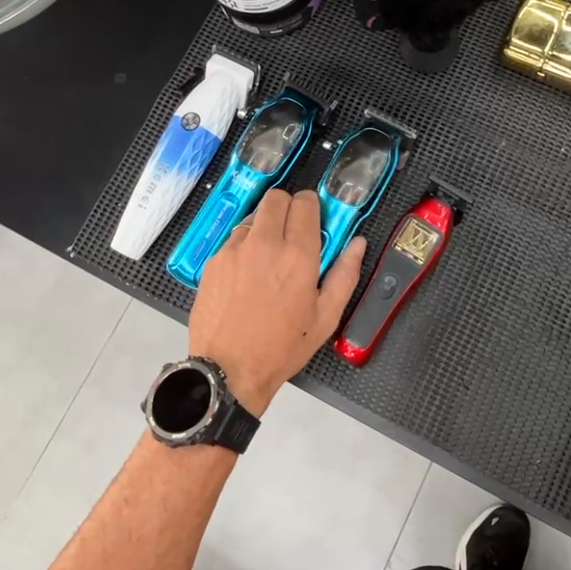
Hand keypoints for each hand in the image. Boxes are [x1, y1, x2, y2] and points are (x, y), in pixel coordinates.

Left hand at [187, 189, 364, 415]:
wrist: (228, 371)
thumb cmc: (282, 347)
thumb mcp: (326, 318)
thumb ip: (345, 275)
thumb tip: (357, 244)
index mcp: (298, 255)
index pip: (305, 203)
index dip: (312, 206)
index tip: (313, 219)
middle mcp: (265, 243)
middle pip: (276, 198)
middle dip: (288, 207)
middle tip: (292, 231)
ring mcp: (234, 250)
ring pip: (253, 217)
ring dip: (264, 226)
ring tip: (268, 256)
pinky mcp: (213, 262)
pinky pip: (233, 240)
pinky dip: (244, 247)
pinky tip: (247, 274)